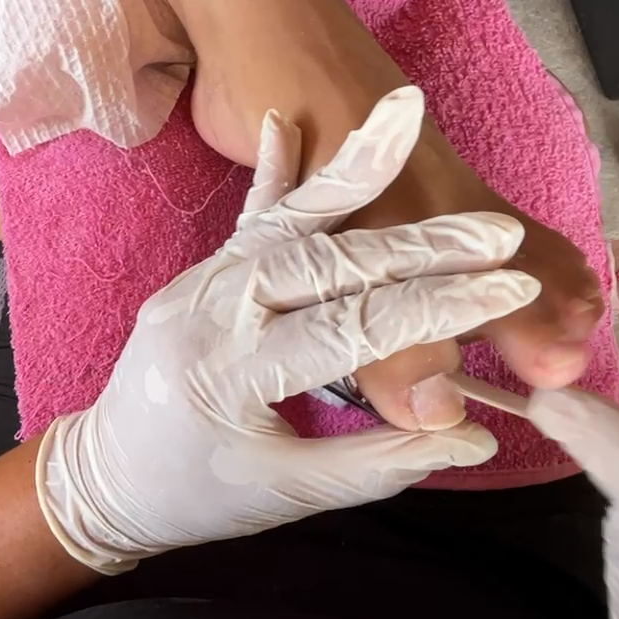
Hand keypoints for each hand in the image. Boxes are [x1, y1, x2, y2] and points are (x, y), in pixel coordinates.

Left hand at [37, 87, 542, 572]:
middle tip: (495, 231)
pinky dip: (273, 176)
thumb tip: (475, 431)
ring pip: (283, 224)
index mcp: (228, 374)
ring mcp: (196, 284)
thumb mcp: (288, 493)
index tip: (510, 288)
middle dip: (416, 244)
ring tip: (404, 122)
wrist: (108, 475)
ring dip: (349, 175)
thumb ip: (381, 463)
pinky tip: (285, 122)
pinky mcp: (196, 275)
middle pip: (322, 264)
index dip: (435, 310)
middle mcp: (208, 312)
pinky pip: (242, 223)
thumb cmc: (195, 497)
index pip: (348, 330)